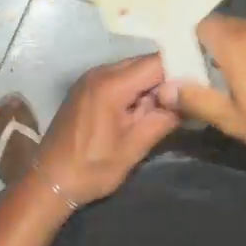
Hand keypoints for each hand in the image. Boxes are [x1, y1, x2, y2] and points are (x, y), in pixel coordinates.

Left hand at [33, 55, 179, 204]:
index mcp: (111, 85)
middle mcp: (100, 72)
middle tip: (185, 100)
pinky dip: (134, 89)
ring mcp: (90, 78)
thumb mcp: (132, 149)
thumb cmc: (90, 169)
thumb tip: (189, 102)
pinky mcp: (86, 87)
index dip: (180, 72)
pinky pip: (119, 78)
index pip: (157, 63)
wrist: (47, 183)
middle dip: (166, 79)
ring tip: (165, 107)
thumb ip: (162, 119)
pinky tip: (141, 110)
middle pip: (145, 63)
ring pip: (133, 69)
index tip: (198, 87)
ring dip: (150, 85)